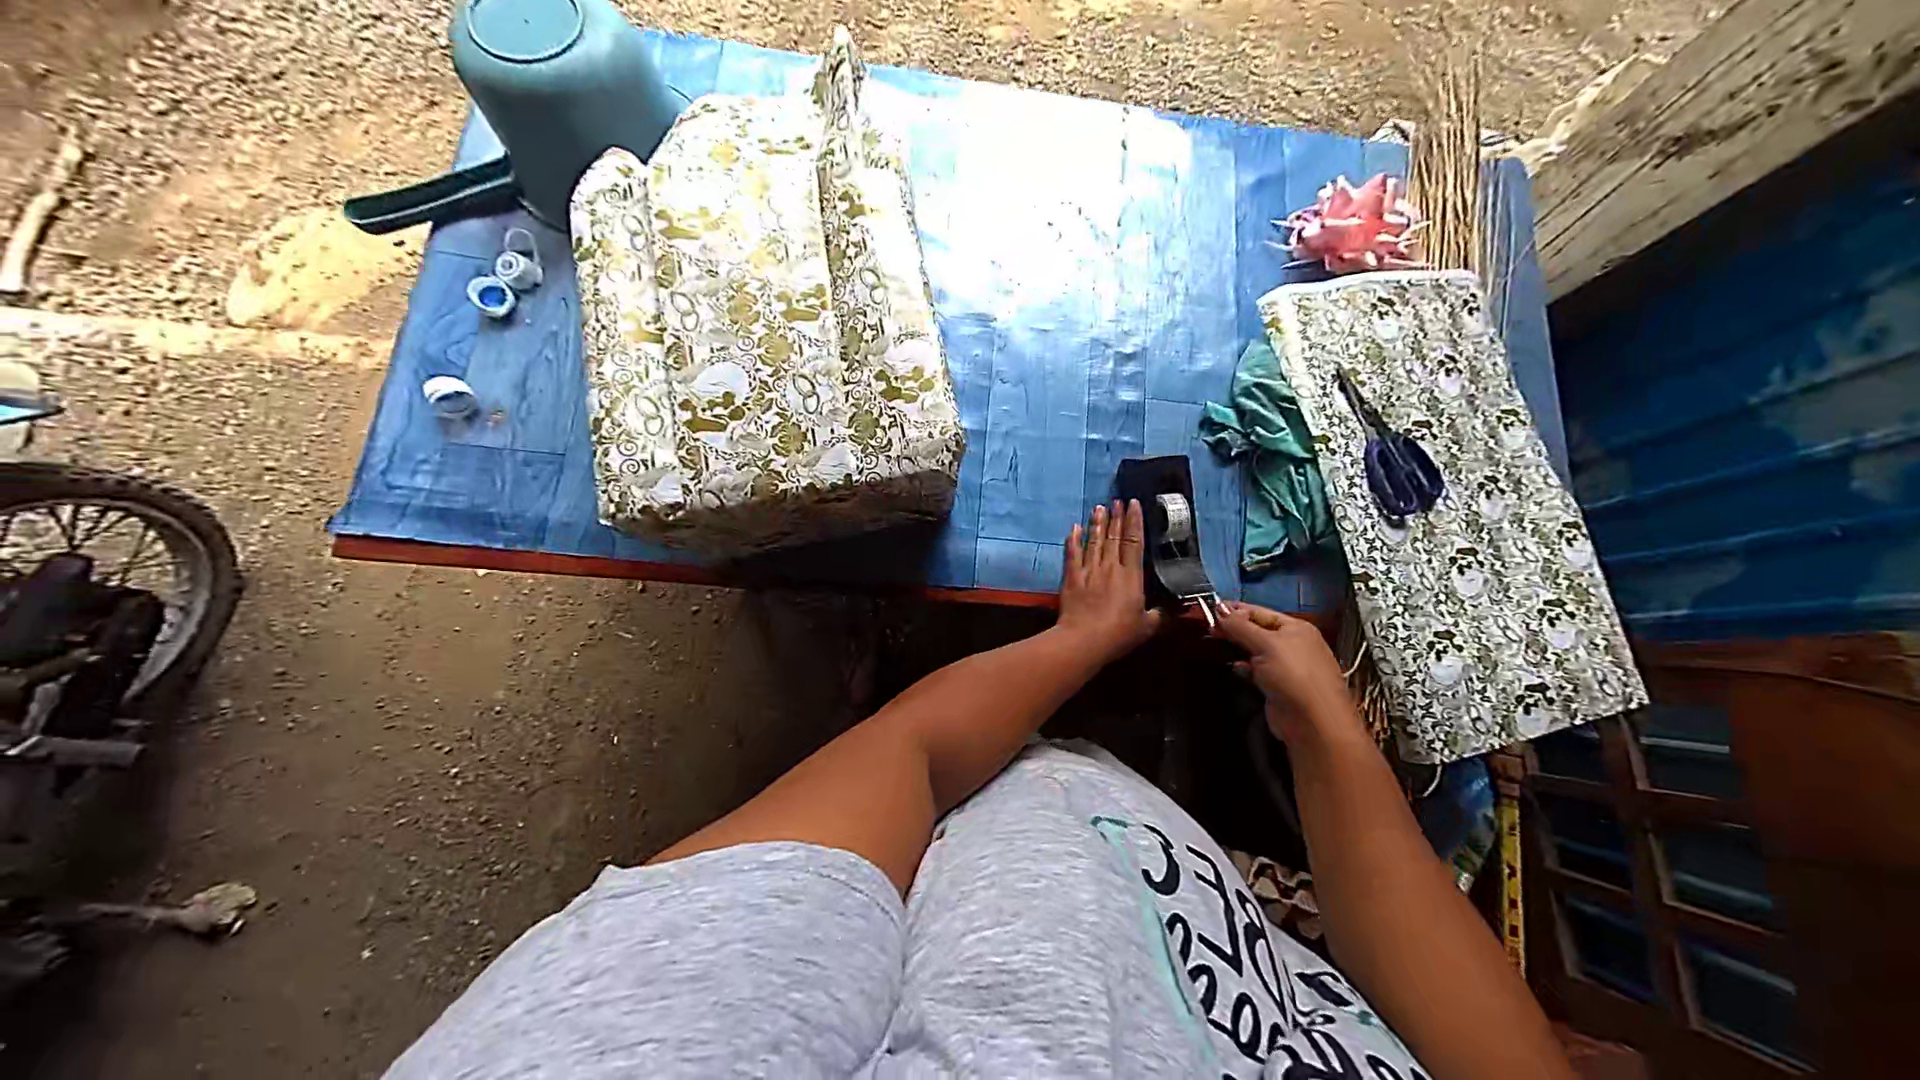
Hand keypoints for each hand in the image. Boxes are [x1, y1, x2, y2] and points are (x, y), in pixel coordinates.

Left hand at [1056, 500, 1162, 665]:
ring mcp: (1089, 571)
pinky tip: (1074, 528)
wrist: (1084, 639)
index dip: (1134, 521)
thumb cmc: (1119, 634)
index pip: (1134, 542)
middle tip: (1116, 501)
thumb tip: (1180, 608)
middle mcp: (1110, 567)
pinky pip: (1072, 554)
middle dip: (1116, 517)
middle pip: (1113, 537)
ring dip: (1097, 524)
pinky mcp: (1071, 577)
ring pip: (1094, 541)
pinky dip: (1073, 540)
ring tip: (1099, 508)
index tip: (1134, 504)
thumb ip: (1162, 614)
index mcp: (1131, 576)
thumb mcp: (1148, 626)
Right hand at [1212, 601, 1359, 741]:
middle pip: (1256, 630)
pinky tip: (1234, 667)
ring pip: (1254, 650)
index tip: (1210, 609)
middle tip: (1208, 627)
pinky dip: (1244, 667)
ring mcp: (1285, 667)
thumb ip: (1240, 626)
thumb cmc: (1293, 675)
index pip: (1259, 612)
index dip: (1235, 609)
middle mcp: (1292, 645)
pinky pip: (1255, 670)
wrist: (1313, 722)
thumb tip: (1219, 609)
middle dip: (1234, 628)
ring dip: (1237, 648)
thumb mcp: (1266, 644)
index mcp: (1296, 628)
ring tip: (1215, 644)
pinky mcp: (1277, 686)